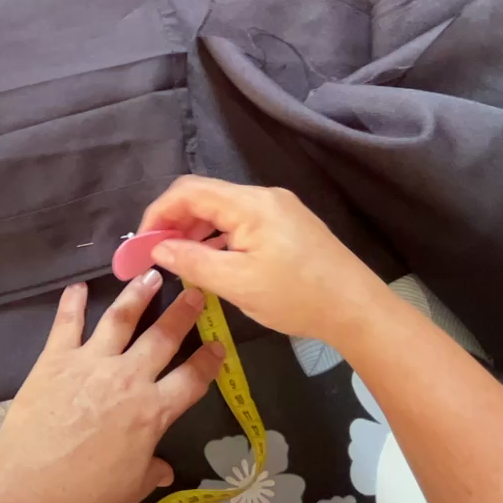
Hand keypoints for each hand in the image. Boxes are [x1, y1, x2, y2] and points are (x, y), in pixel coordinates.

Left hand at [0, 271, 224, 502]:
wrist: (30, 486)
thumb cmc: (86, 496)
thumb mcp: (130, 491)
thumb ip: (149, 471)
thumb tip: (163, 469)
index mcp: (152, 412)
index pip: (191, 380)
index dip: (208, 361)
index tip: (219, 344)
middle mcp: (127, 377)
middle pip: (162, 337)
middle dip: (182, 313)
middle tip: (194, 292)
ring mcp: (90, 362)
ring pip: (120, 318)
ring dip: (137, 294)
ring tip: (149, 274)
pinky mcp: (56, 357)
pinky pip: (67, 322)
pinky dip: (72, 302)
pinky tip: (77, 286)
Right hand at [138, 174, 389, 339]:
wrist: (359, 311)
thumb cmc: (297, 298)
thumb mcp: (237, 284)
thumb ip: (192, 261)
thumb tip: (158, 248)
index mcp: (249, 204)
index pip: (187, 191)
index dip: (158, 213)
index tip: (143, 243)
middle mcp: (262, 196)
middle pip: (204, 195)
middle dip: (174, 220)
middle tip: (157, 253)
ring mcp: (277, 207)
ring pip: (221, 207)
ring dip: (195, 229)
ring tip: (180, 259)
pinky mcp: (287, 222)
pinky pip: (240, 218)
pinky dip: (217, 234)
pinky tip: (212, 259)